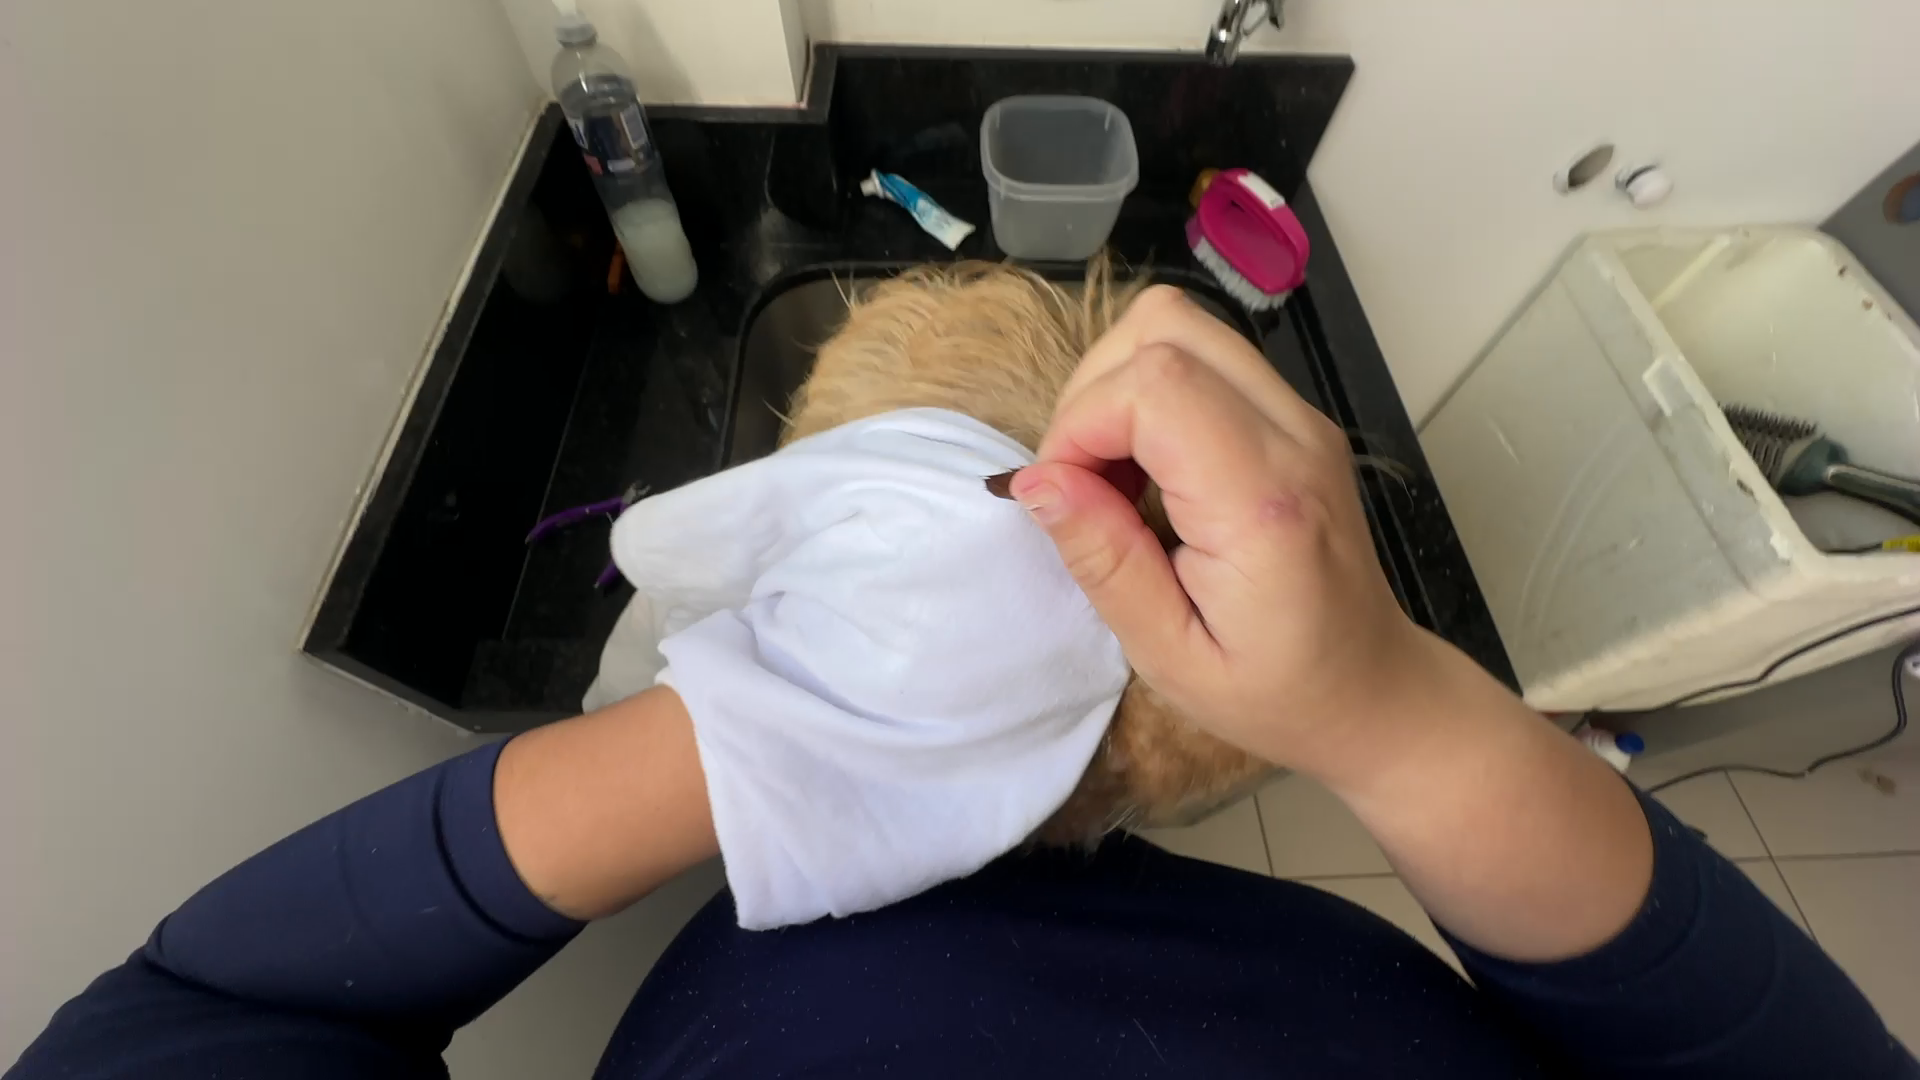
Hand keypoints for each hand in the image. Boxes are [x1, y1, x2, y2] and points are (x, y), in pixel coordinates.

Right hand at [1010, 286, 1435, 774]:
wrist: (1372, 686)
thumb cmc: (1273, 690)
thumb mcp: (1168, 653)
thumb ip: (1103, 560)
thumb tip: (1036, 481)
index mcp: (1264, 500)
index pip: (1154, 384)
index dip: (1080, 425)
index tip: (1065, 497)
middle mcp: (1292, 433)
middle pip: (1163, 327)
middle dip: (1092, 394)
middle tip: (1086, 481)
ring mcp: (1298, 415)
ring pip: (1177, 325)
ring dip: (1116, 388)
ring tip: (1114, 472)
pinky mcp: (1290, 415)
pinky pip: (1198, 358)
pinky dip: (1146, 396)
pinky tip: (1148, 468)